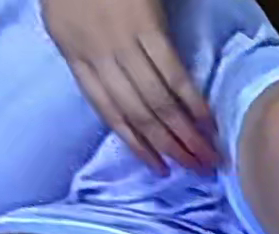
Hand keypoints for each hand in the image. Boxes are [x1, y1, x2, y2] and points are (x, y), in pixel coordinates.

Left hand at [42, 0, 218, 173]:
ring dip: (185, 134)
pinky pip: (172, 74)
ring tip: (210, 157)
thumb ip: (96, 56)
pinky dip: (192, 102)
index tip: (161, 170)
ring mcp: (119, 37)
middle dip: (169, 146)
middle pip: (136, 111)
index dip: (135, 143)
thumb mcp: (72, 17)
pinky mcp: (146, 26)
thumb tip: (132, 102)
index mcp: (69, 45)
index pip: (105, 108)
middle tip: (197, 171)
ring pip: (155, 100)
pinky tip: (209, 123)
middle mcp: (93, 47)